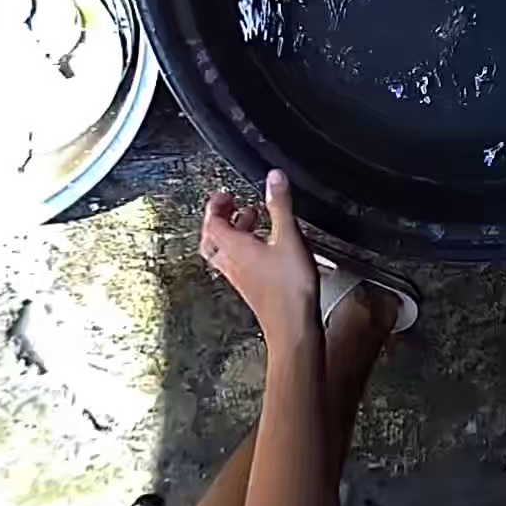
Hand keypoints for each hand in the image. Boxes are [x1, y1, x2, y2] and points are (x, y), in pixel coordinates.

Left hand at [200, 169, 319, 342]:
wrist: (293, 329)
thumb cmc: (289, 287)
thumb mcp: (289, 237)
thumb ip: (281, 205)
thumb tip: (274, 177)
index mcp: (235, 248)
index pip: (212, 224)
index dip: (215, 207)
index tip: (224, 194)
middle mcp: (233, 263)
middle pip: (213, 239)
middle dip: (221, 219)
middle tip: (232, 205)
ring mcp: (241, 278)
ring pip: (226, 252)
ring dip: (235, 233)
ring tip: (253, 220)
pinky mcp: (253, 288)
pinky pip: (240, 264)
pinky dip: (247, 249)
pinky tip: (267, 247)